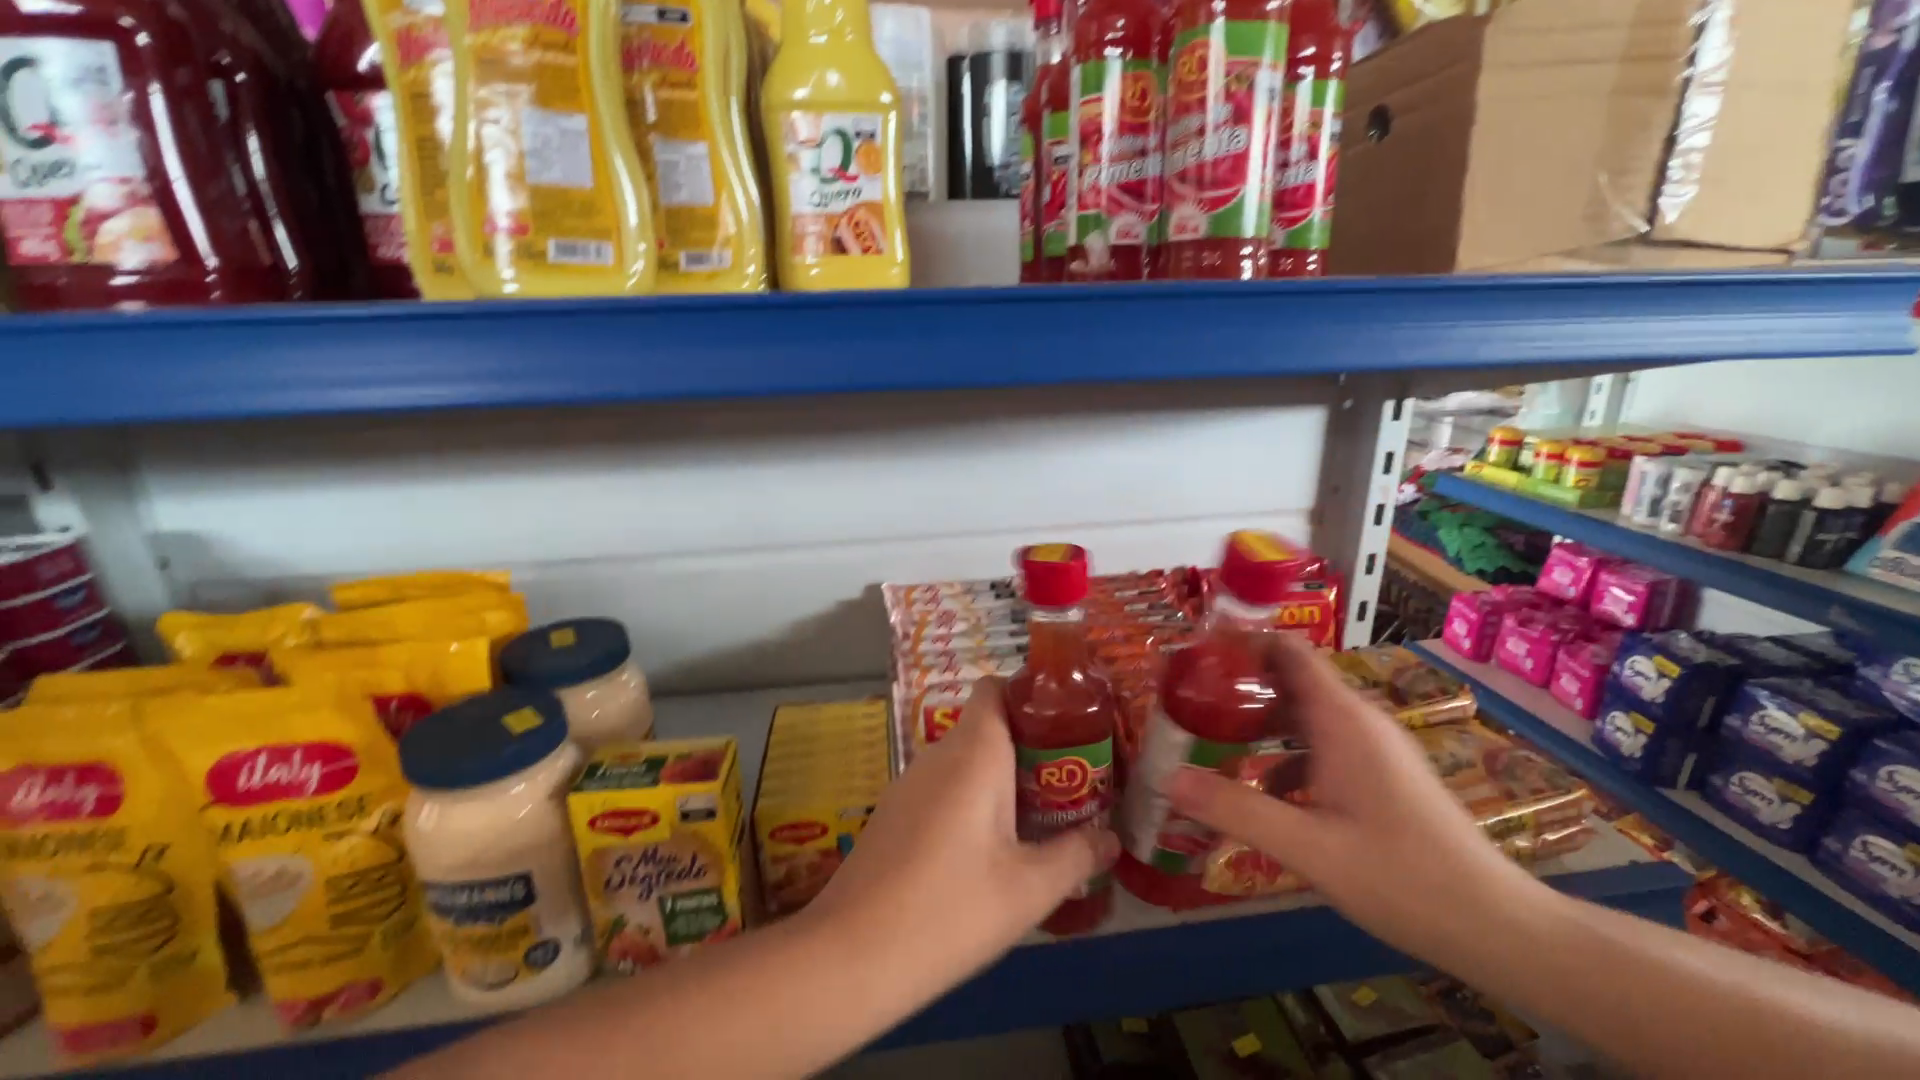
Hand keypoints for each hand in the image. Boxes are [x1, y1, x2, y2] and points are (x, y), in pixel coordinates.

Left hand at [805, 678, 1119, 982]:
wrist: (850, 957)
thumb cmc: (949, 911)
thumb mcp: (1029, 889)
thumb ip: (1076, 854)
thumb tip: (1110, 838)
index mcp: (972, 753)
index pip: (997, 688)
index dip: (1034, 696)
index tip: (1073, 728)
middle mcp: (937, 757)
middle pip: (989, 728)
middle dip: (1034, 750)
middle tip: (1075, 788)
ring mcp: (908, 787)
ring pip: (966, 765)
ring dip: (1005, 783)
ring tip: (1045, 822)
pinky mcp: (893, 818)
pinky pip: (944, 793)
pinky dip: (974, 806)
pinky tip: (993, 855)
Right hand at [1165, 634, 1544, 957]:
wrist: (1492, 923)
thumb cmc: (1400, 876)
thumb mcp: (1307, 847)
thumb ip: (1236, 809)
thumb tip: (1168, 779)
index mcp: (1342, 721)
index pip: (1288, 652)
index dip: (1241, 644)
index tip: (1193, 657)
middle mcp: (1360, 724)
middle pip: (1291, 684)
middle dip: (1238, 690)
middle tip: (1186, 707)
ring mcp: (1376, 752)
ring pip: (1306, 720)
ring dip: (1259, 727)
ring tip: (1210, 746)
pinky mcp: (1383, 779)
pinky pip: (1323, 750)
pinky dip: (1286, 759)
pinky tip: (1262, 795)